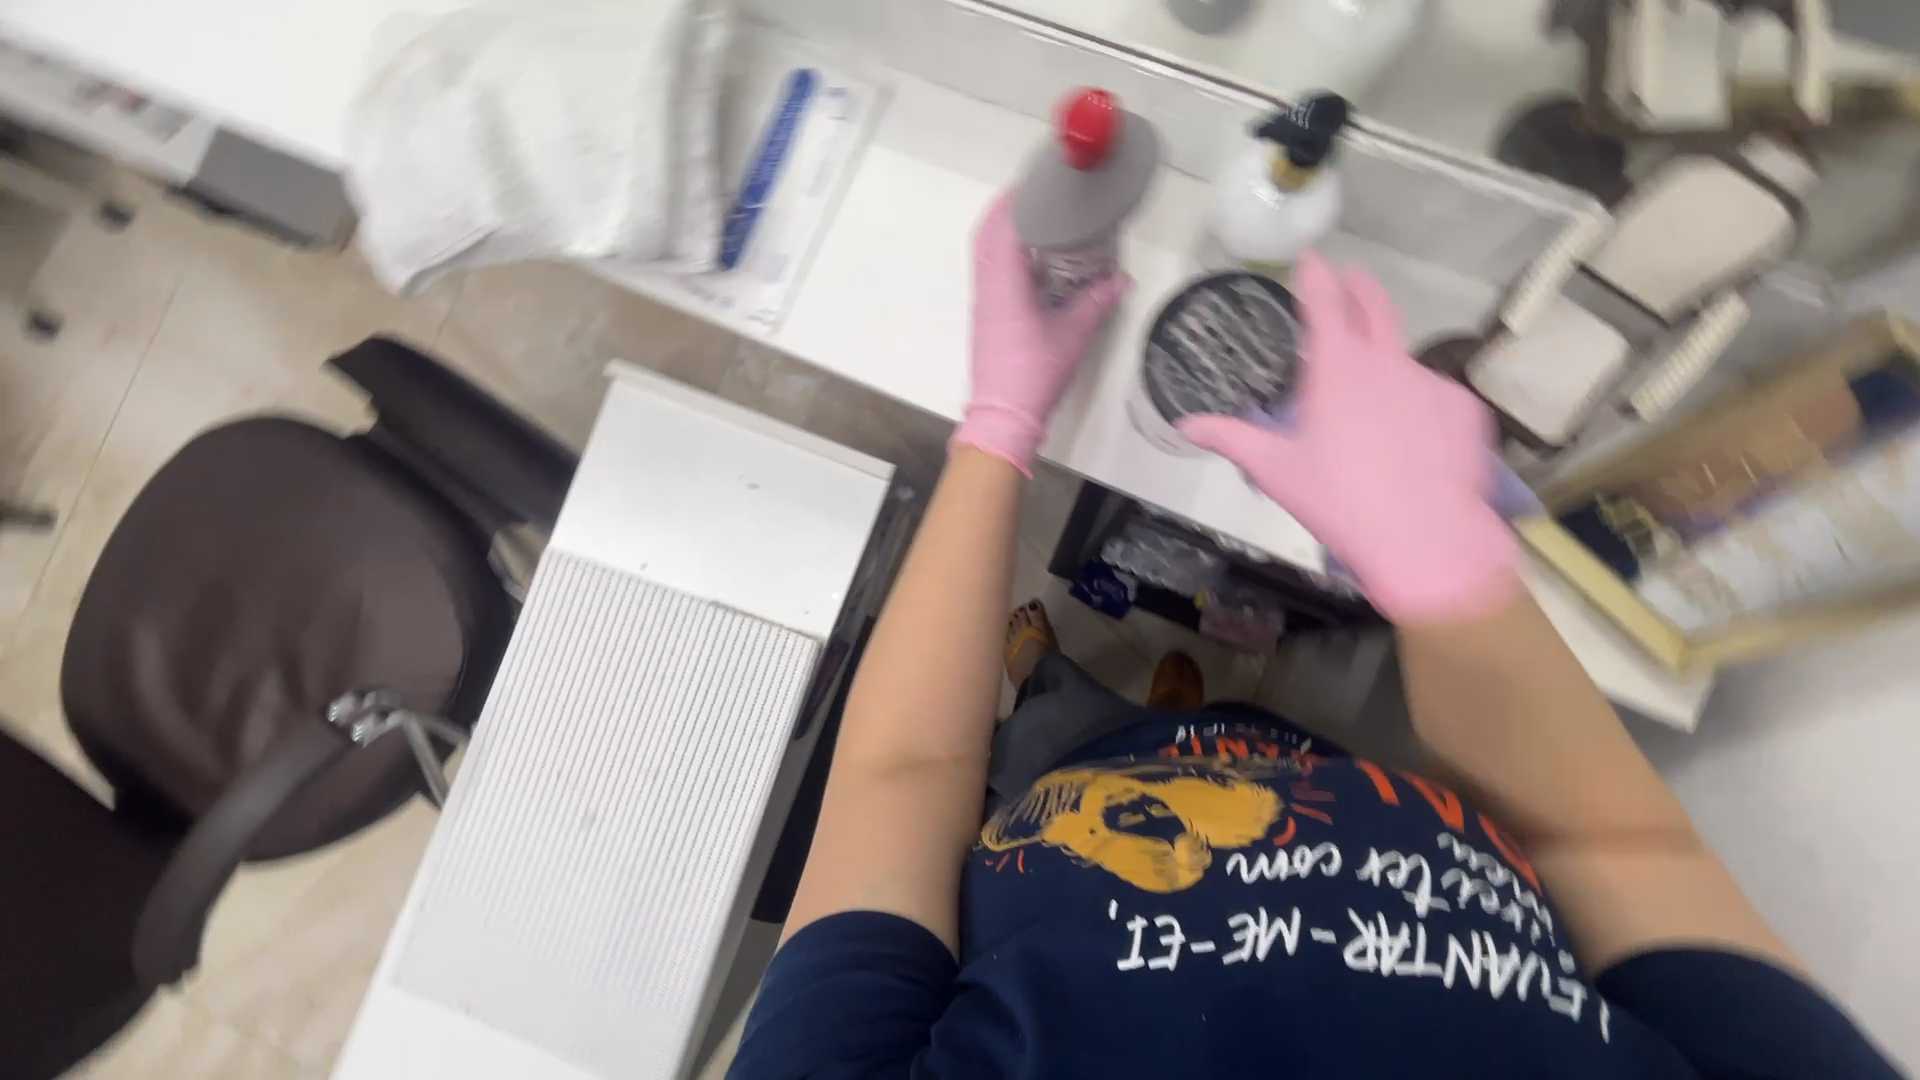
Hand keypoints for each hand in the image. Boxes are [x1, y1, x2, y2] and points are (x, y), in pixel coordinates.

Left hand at [951, 194, 1131, 474]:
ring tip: (1039, 219)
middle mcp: (987, 285)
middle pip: (988, 231)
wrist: (1003, 417)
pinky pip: (989, 270)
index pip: (1003, 222)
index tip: (1041, 178)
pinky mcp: (984, 317)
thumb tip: (1122, 280)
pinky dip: (1005, 253)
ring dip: (1005, 229)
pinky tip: (1031, 258)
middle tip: (1042, 194)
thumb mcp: (1074, 335)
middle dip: (1010, 207)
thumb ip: (1097, 302)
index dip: (1019, 195)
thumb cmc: (1035, 374)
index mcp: (1005, 282)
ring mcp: (982, 302)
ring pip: (985, 251)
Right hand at [1176, 253, 1519, 623]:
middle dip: (1360, 287)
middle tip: (1350, 275)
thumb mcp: (1274, 470)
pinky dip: (1414, 402)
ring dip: (1383, 362)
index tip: (1310, 258)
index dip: (1315, 278)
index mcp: (1339, 371)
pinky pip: (1432, 395)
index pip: (1324, 306)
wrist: (1425, 538)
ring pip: (1402, 361)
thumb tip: (1184, 424)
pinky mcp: (1464, 410)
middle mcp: (1389, 364)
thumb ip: (1230, 438)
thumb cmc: (1338, 500)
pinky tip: (1405, 437)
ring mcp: (1432, 384)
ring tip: (1370, 395)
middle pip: (1376, 309)